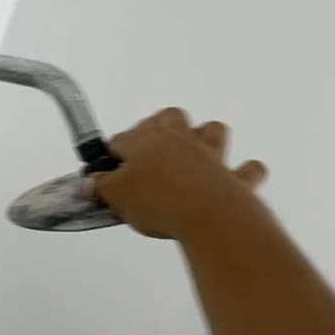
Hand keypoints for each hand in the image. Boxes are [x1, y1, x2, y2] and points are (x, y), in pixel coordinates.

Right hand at [90, 108, 268, 241]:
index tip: (106, 171)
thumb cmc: (155, 199)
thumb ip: (100, 187)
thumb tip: (87, 183)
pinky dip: (243, 172)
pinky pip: (247, 170)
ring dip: (203, 138)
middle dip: (159, 127)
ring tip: (190, 156)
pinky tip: (235, 178)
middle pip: (170, 118)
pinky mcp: (235, 178)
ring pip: (212, 131)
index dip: (112, 154)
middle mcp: (180, 138)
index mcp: (146, 138)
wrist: (208, 216)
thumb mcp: (115, 196)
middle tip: (148, 152)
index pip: (121, 139)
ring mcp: (211, 155)